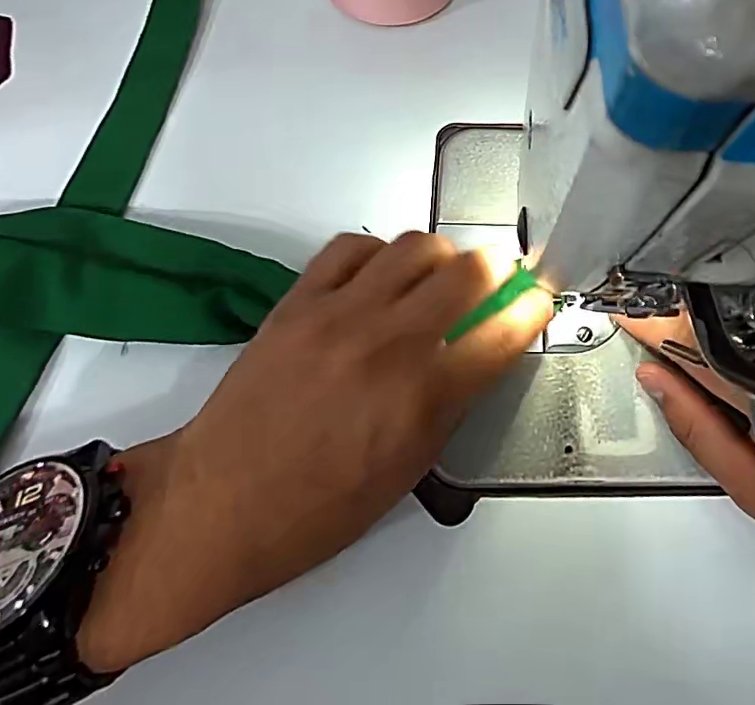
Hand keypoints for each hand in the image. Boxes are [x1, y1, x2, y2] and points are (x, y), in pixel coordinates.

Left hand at [80, 232, 552, 668]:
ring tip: (434, 276)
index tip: (537, 299)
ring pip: (414, 246)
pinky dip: (377, 253)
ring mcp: (340, 315)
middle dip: (495, 268)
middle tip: (493, 278)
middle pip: (467, 272)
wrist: (216, 504)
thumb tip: (477, 354)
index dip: (532, 308)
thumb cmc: (316, 508)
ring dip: (440, 255)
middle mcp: (389, 345)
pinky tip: (378, 276)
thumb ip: (451, 403)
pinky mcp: (299, 301)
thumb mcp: (407, 469)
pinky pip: (351, 246)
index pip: (502, 334)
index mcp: (423, 399)